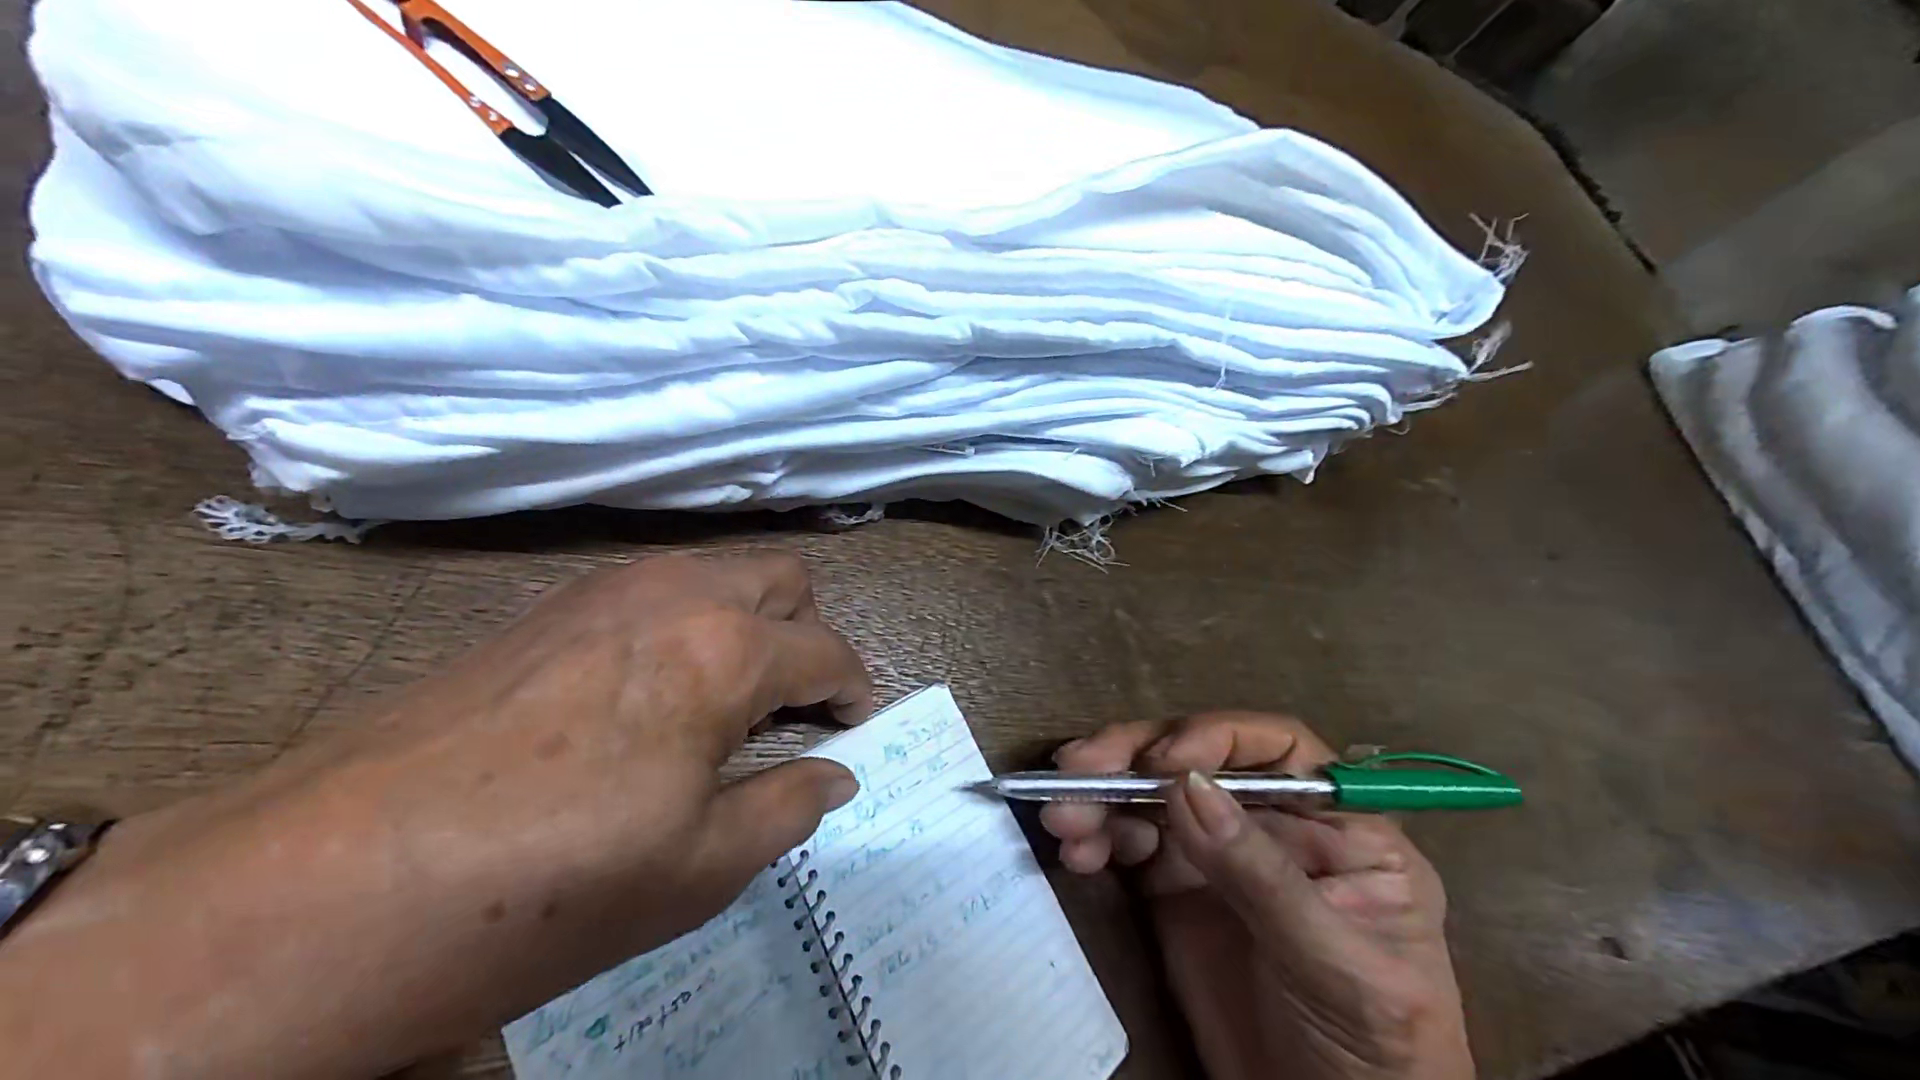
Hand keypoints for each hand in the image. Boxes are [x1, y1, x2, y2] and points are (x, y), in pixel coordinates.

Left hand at [0, 553, 872, 1079]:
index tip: (857, 729)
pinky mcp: (552, 605)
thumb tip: (836, 776)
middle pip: (785, 579)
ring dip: (753, 619)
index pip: (827, 652)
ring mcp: (608, 588)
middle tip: (801, 702)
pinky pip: (659, 588)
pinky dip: (693, 619)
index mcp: (725, 650)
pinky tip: (662, 687)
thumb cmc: (547, 884)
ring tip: (737, 694)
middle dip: (812, 632)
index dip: (856, 692)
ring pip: (720, 571)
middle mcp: (676, 593)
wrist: (327, 884)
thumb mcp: (698, 868)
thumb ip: (787, 806)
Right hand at [1042, 713, 1473, 1079]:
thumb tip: (1187, 787)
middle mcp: (1270, 825)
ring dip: (1103, 796)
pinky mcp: (1174, 888)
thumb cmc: (1376, 1052)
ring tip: (1065, 820)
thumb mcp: (1336, 964)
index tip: (1163, 763)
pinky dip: (1099, 838)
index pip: (1276, 750)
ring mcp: (1217, 855)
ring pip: (1153, 798)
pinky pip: (1130, 843)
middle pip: (1198, 763)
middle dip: (1135, 757)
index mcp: (1336, 828)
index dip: (1216, 738)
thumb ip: (1263, 874)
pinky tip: (1079, 853)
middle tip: (1078, 766)